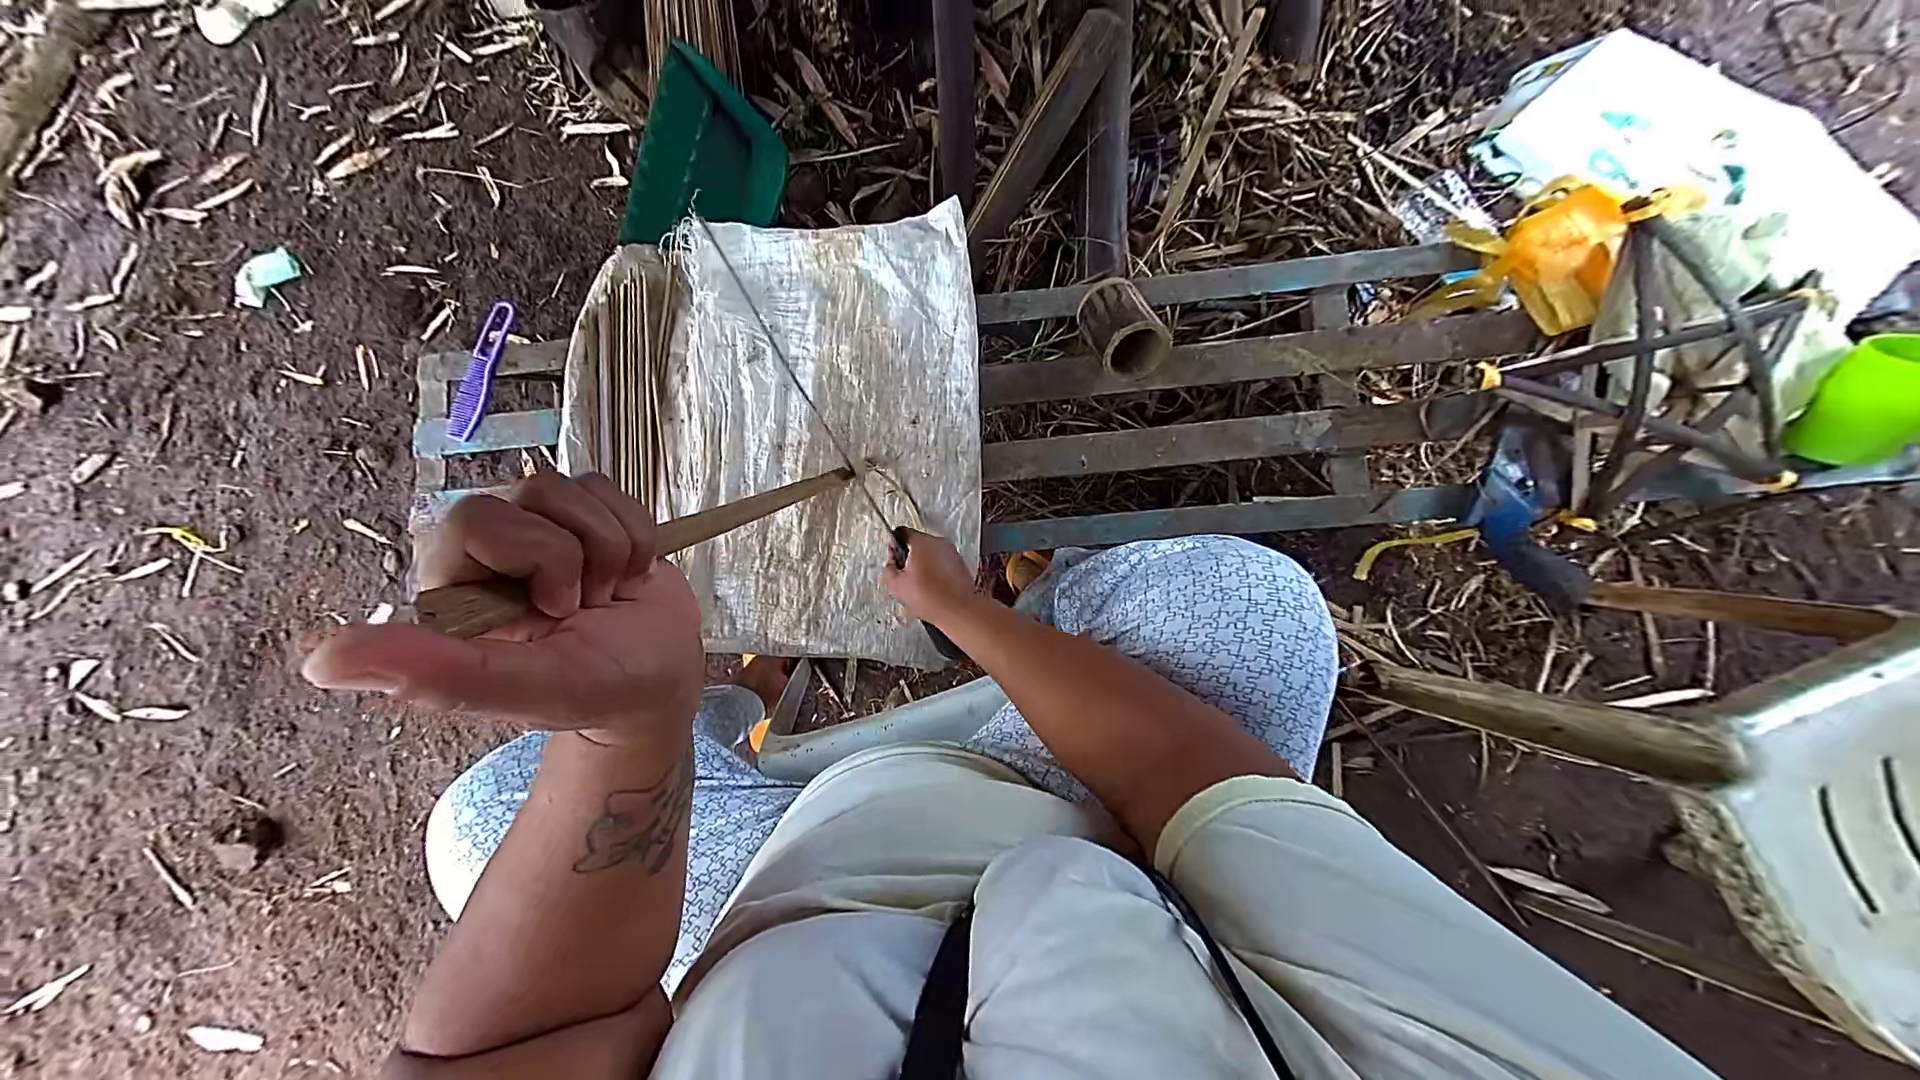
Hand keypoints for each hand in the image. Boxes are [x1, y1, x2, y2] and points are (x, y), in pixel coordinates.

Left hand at [301, 472, 702, 746]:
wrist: (664, 675)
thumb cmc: (602, 689)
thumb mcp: (535, 689)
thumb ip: (449, 675)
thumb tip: (322, 662)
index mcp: (454, 591)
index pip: (480, 521)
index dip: (542, 556)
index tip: (561, 610)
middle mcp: (486, 550)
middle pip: (533, 491)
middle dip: (585, 550)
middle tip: (588, 603)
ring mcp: (537, 527)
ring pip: (573, 486)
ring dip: (615, 544)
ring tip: (609, 590)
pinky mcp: (583, 517)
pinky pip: (608, 489)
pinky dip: (637, 534)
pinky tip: (628, 572)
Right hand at [881, 529, 976, 623]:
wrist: (957, 610)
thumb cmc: (930, 597)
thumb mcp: (896, 585)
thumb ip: (889, 568)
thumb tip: (891, 564)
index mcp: (922, 542)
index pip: (902, 533)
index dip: (894, 546)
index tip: (894, 558)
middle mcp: (939, 543)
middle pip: (918, 543)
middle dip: (910, 556)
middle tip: (906, 575)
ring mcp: (952, 553)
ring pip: (931, 553)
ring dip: (924, 564)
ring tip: (920, 584)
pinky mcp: (960, 564)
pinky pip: (943, 562)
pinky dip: (937, 571)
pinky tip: (932, 587)